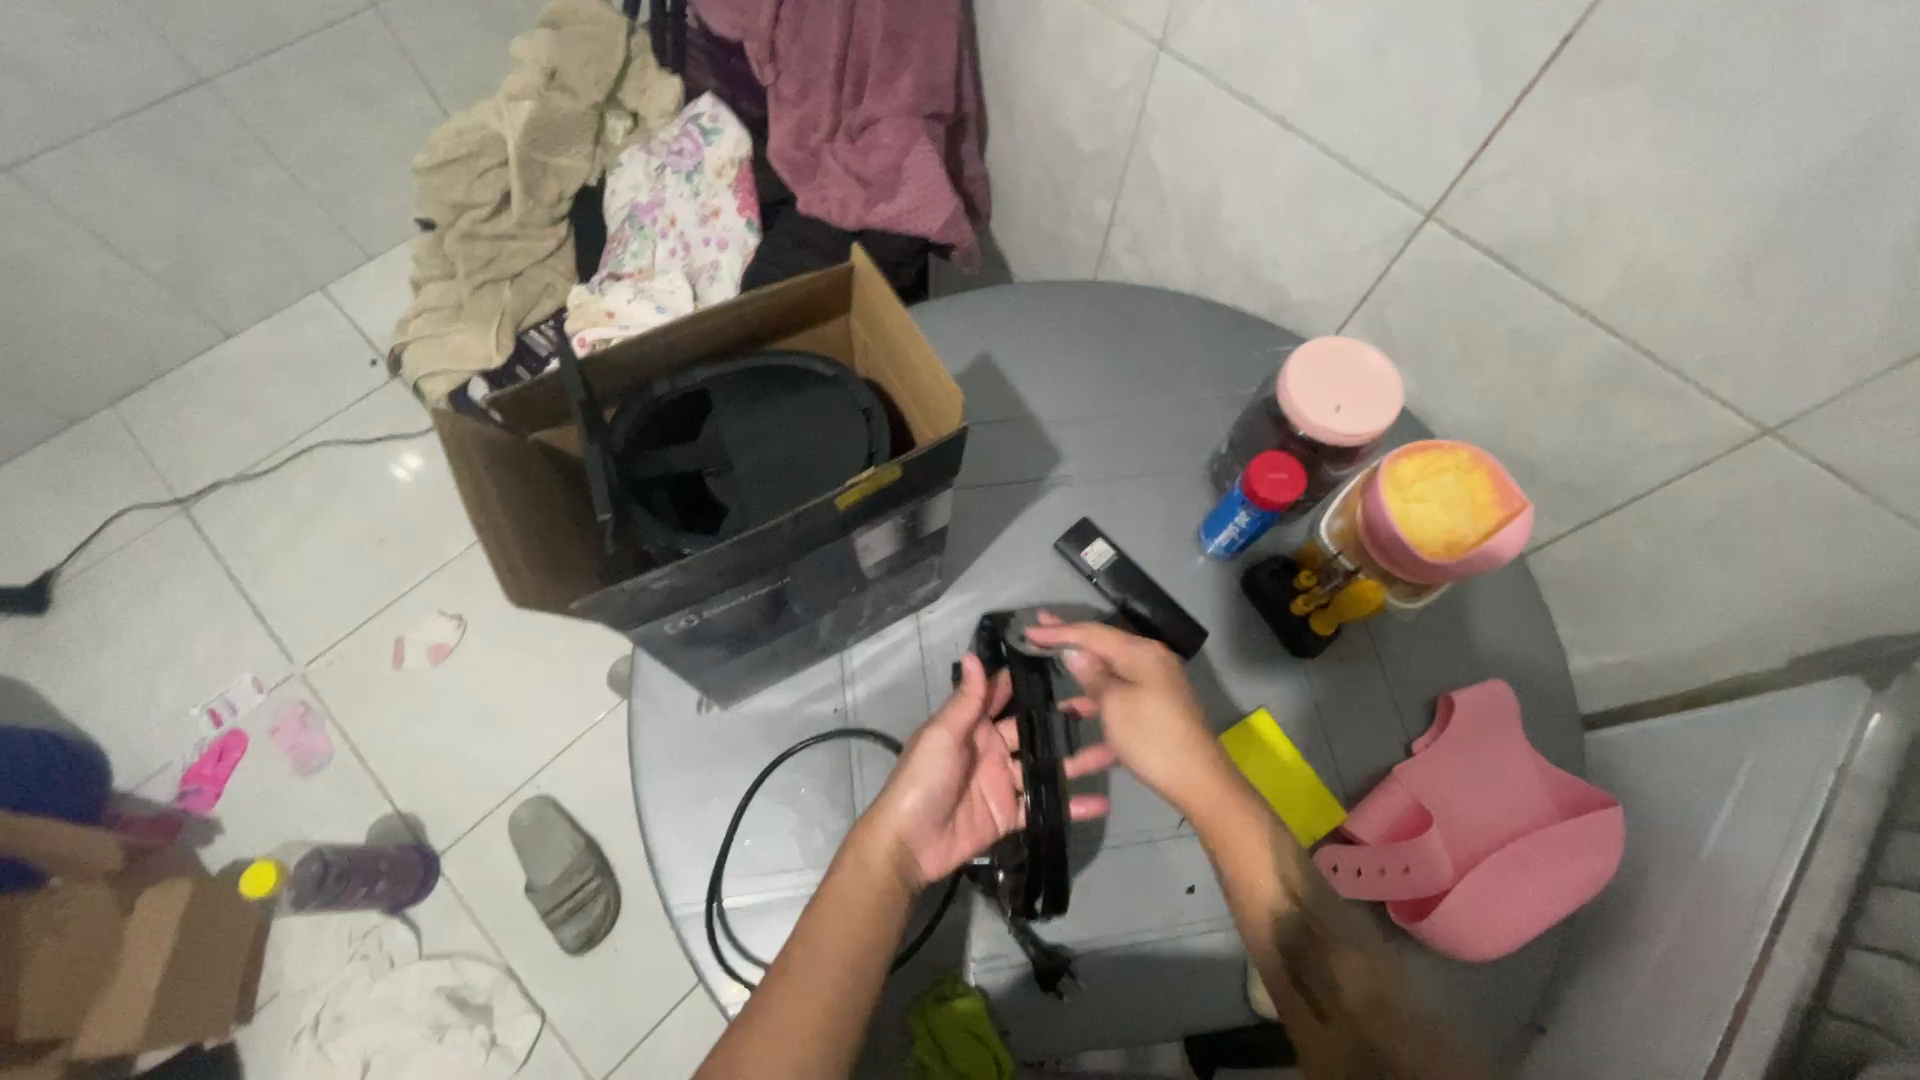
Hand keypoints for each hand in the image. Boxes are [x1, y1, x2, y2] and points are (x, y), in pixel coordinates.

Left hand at [856, 653, 1114, 893]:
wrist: (909, 842)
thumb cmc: (922, 780)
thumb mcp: (942, 735)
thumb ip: (966, 701)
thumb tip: (974, 655)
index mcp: (972, 727)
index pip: (1003, 698)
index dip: (1029, 684)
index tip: (1061, 665)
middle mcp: (991, 750)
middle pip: (1033, 732)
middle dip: (1063, 721)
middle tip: (1100, 707)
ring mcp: (1002, 784)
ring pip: (1045, 768)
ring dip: (1076, 761)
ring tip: (1112, 752)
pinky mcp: (1009, 816)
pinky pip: (1044, 807)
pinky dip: (1071, 805)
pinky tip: (1101, 802)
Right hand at [1022, 614, 1230, 813]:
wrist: (1199, 783)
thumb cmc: (1152, 737)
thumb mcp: (1114, 704)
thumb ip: (1093, 675)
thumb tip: (1076, 653)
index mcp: (1141, 654)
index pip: (1093, 634)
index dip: (1059, 630)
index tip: (1031, 628)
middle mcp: (1151, 666)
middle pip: (1103, 653)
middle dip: (1071, 649)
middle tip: (1038, 636)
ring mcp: (1155, 692)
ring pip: (1110, 687)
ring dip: (1082, 696)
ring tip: (1050, 698)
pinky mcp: (1156, 718)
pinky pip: (1121, 715)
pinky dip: (1100, 732)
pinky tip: (1074, 761)